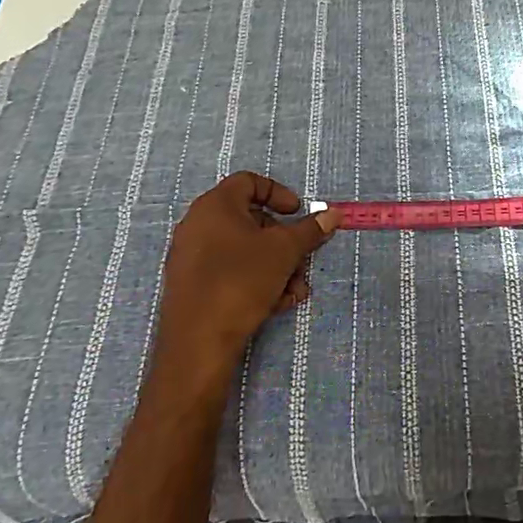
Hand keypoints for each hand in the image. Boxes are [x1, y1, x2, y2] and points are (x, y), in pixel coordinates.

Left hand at [155, 172, 338, 373]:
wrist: (198, 341)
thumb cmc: (241, 281)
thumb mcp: (284, 252)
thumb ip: (309, 230)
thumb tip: (332, 214)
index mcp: (215, 204)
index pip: (249, 181)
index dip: (278, 193)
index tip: (298, 214)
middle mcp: (198, 223)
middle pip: (250, 219)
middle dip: (283, 241)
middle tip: (302, 262)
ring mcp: (190, 254)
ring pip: (242, 249)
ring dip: (275, 265)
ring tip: (294, 292)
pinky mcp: (190, 283)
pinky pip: (228, 269)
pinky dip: (254, 279)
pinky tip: (275, 304)